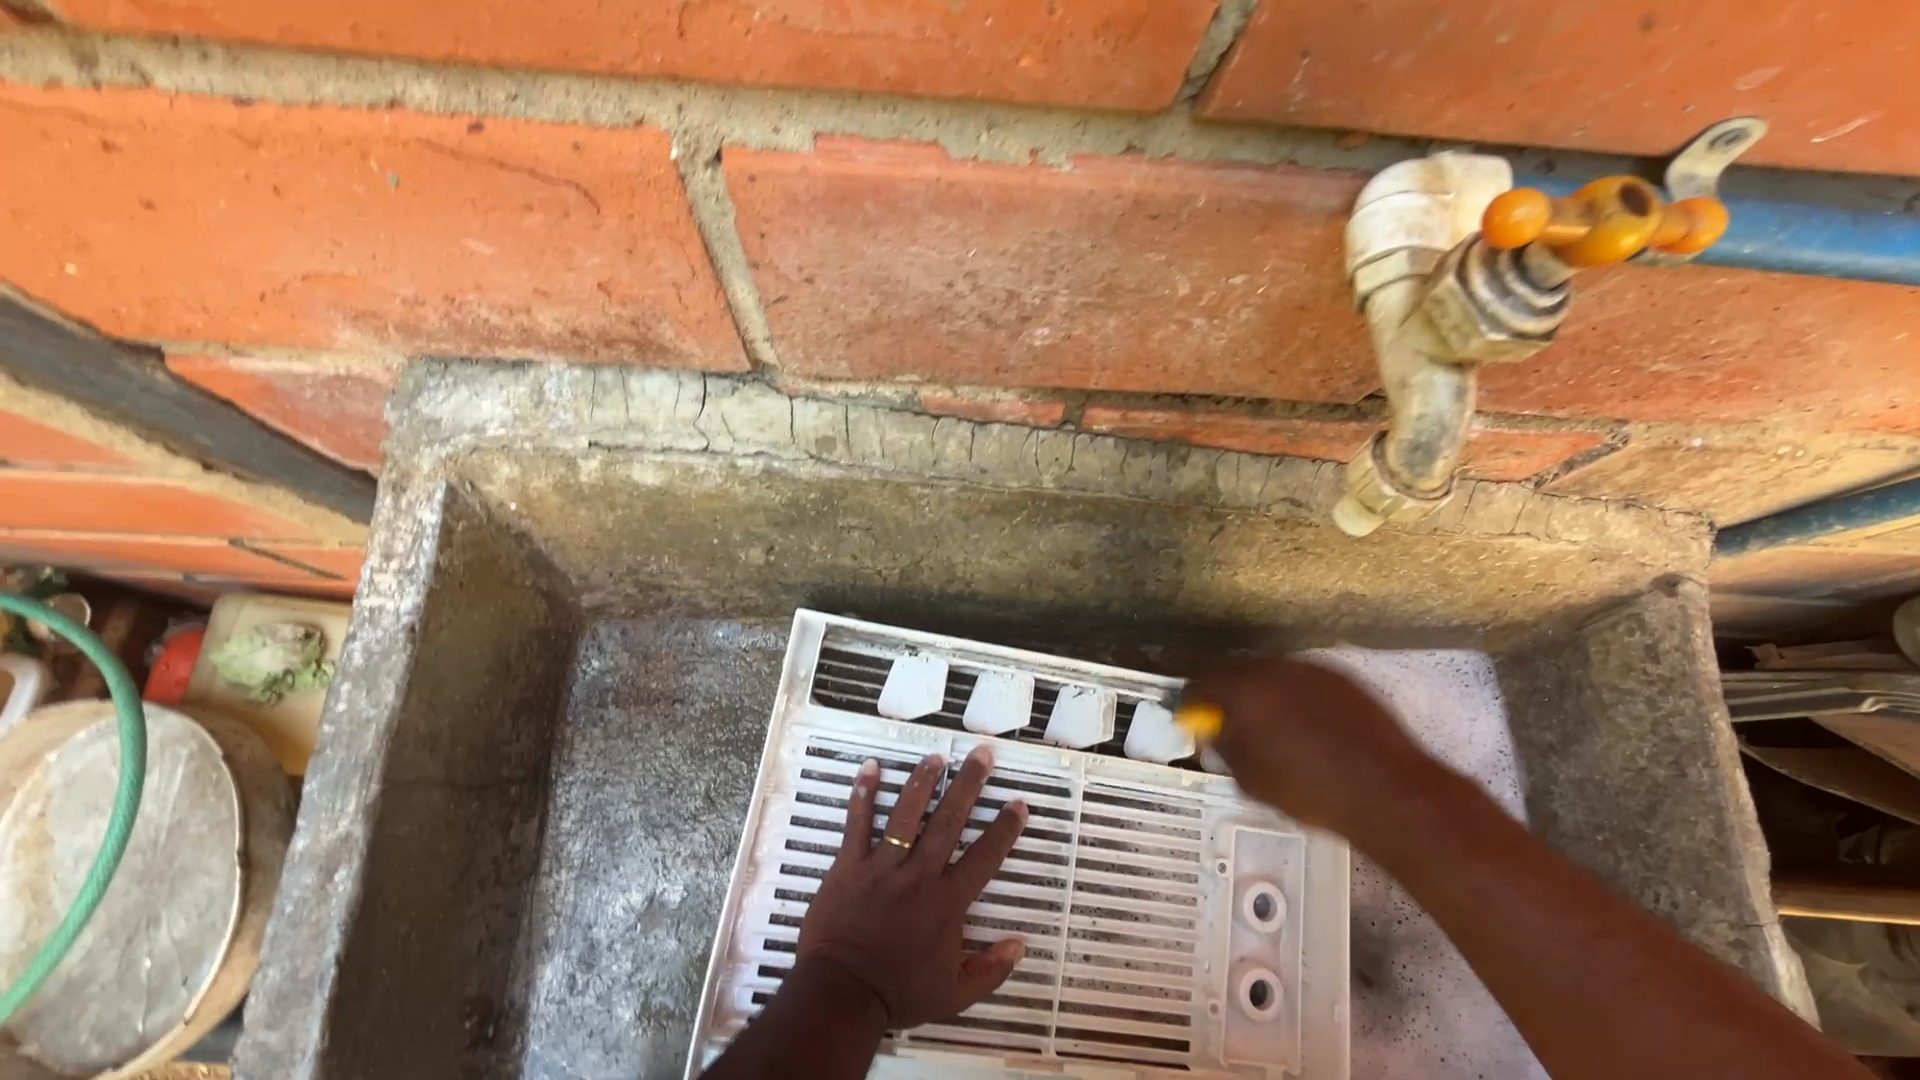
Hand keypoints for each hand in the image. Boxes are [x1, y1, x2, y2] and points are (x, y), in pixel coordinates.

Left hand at [797, 746, 1029, 1029]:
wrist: (842, 995)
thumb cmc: (898, 993)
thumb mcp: (953, 994)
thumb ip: (990, 970)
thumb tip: (1021, 944)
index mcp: (947, 903)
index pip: (984, 857)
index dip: (1004, 829)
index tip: (1019, 803)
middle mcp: (919, 875)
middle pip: (948, 822)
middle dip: (968, 785)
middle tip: (983, 755)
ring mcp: (882, 866)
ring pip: (906, 814)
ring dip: (922, 782)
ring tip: (937, 756)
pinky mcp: (849, 865)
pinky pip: (857, 824)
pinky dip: (863, 794)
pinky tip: (870, 766)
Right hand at [1186, 659, 1436, 837]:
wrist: (1388, 791)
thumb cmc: (1311, 790)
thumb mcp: (1251, 778)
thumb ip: (1224, 746)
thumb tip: (1213, 731)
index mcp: (1244, 690)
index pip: (1199, 684)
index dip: (1189, 702)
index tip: (1189, 718)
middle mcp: (1274, 669)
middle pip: (1234, 669)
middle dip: (1223, 691)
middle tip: (1220, 716)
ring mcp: (1311, 670)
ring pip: (1269, 672)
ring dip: (1257, 690)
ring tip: (1261, 720)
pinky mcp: (1341, 679)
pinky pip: (1300, 680)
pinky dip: (1289, 695)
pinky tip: (1297, 721)